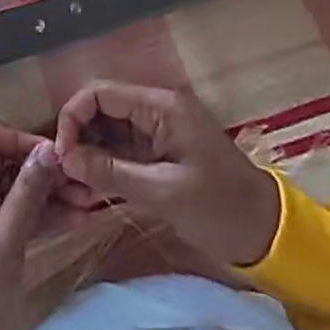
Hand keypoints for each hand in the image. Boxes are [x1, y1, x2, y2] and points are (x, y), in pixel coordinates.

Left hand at [0, 121, 69, 329]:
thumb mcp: (3, 242)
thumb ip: (26, 193)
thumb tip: (50, 148)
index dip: (21, 139)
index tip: (55, 154)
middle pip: (9, 159)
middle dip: (45, 167)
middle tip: (82, 177)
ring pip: (22, 185)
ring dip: (54, 190)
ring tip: (91, 197)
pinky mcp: (0, 233)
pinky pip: (27, 211)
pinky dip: (51, 212)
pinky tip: (81, 215)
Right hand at [53, 81, 280, 265]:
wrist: (269, 236)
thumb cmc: (220, 208)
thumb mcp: (163, 193)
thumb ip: (111, 171)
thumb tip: (64, 158)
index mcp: (161, 107)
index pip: (101, 93)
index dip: (73, 116)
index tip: (60, 152)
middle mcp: (156, 109)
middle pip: (100, 109)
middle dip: (77, 137)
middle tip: (64, 173)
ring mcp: (157, 129)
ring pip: (106, 130)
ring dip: (88, 154)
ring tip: (75, 187)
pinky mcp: (158, 150)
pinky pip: (120, 148)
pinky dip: (104, 166)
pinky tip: (91, 190)